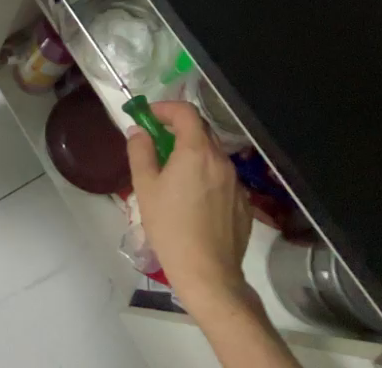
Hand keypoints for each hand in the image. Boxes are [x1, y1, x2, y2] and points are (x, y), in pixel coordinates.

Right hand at [127, 100, 254, 314]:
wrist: (208, 274)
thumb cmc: (170, 227)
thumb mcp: (145, 186)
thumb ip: (140, 151)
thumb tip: (138, 131)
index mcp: (196, 151)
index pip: (186, 111)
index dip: (165, 108)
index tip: (148, 117)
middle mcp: (221, 160)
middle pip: (201, 130)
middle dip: (177, 128)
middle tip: (156, 141)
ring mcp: (237, 183)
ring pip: (213, 154)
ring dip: (192, 152)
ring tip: (173, 172)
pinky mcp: (243, 204)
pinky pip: (223, 177)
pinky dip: (206, 174)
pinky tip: (193, 198)